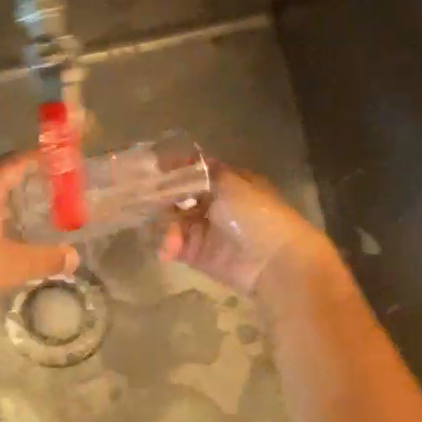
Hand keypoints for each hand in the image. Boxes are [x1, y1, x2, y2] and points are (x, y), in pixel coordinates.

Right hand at [160, 164, 336, 300]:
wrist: (275, 261)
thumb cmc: (257, 215)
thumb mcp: (232, 183)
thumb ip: (201, 172)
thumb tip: (179, 159)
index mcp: (226, 184)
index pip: (193, 174)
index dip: (173, 172)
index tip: (151, 171)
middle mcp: (214, 204)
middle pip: (178, 198)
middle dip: (162, 201)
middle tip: (146, 204)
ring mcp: (205, 230)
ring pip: (173, 222)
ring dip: (166, 228)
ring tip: (169, 239)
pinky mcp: (198, 255)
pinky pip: (175, 246)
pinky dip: (168, 247)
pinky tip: (168, 250)